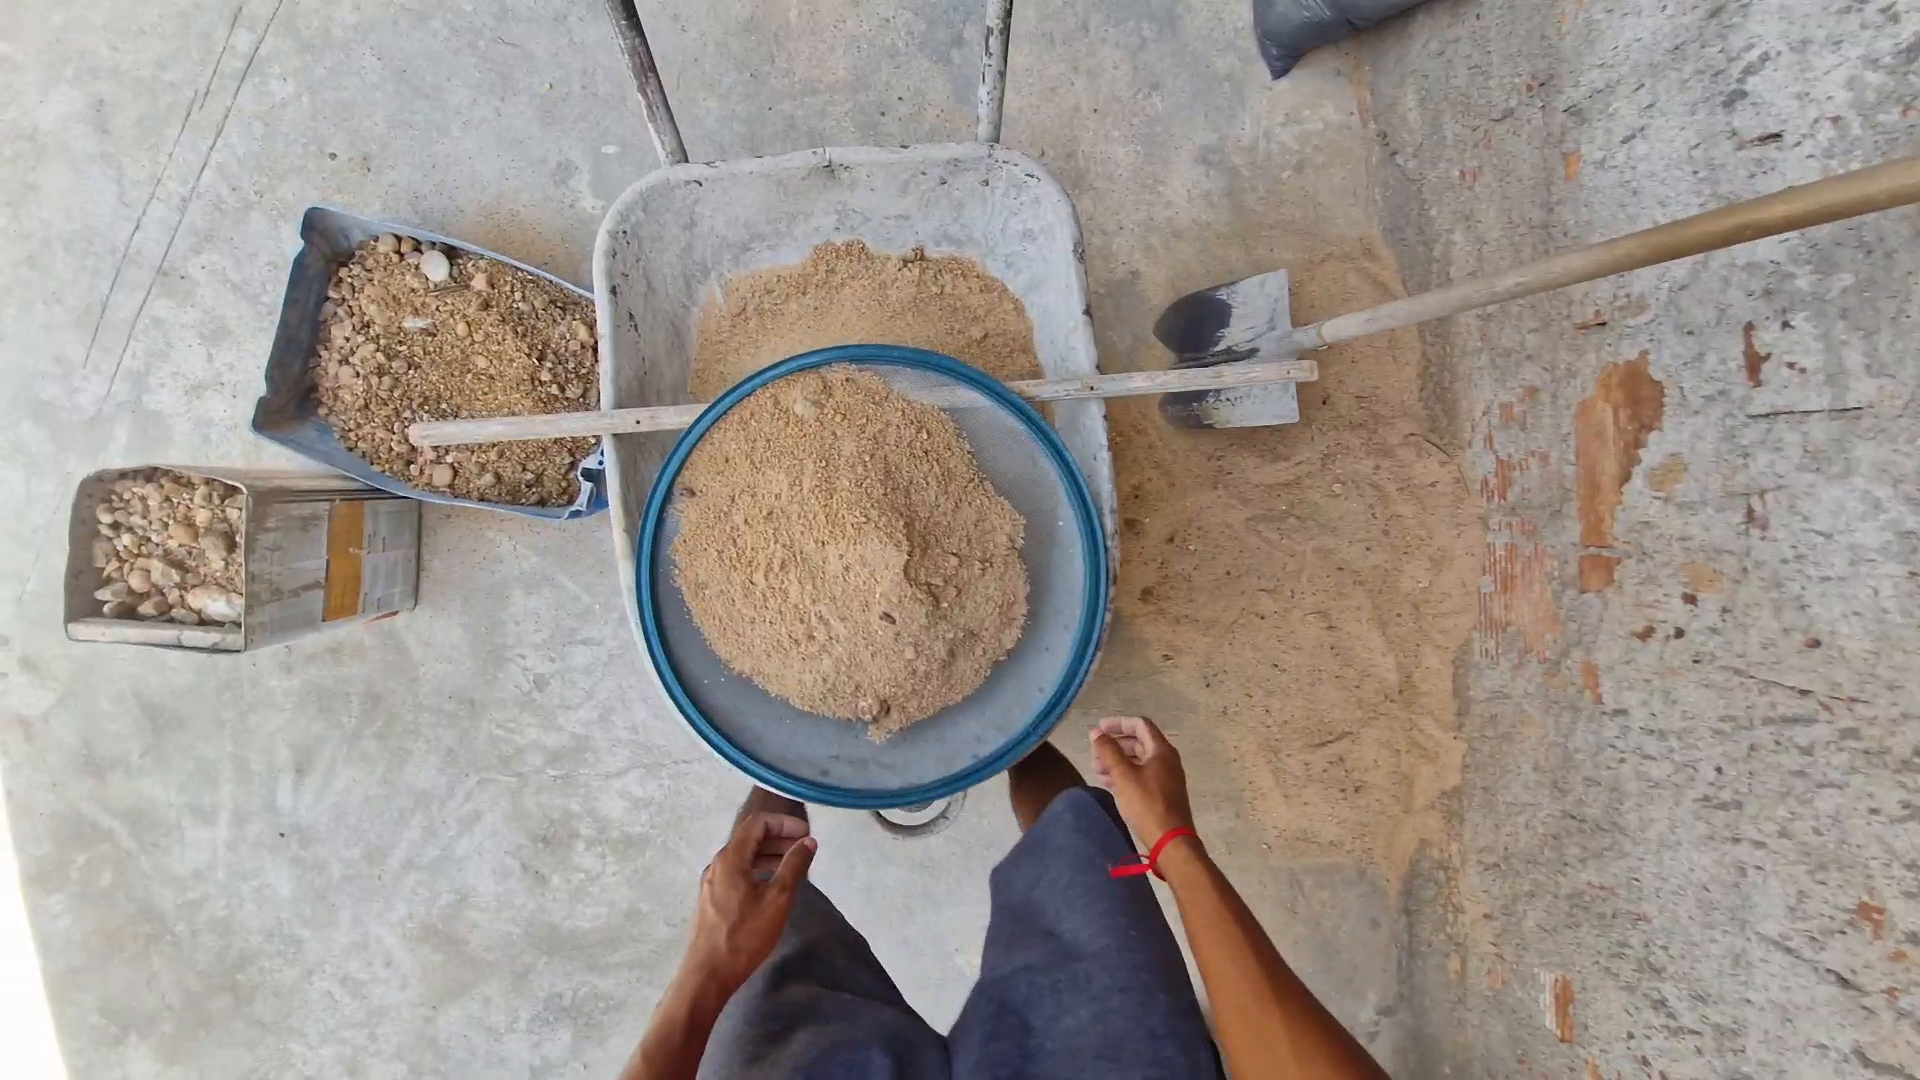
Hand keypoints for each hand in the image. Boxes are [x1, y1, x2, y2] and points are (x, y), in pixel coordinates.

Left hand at [682, 812, 815, 994]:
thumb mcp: (778, 898)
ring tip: (793, 865)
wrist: (707, 977)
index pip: (758, 822)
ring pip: (744, 856)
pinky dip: (758, 869)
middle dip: (779, 837)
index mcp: (731, 858)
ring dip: (770, 854)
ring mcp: (712, 883)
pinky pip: (738, 872)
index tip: (806, 834)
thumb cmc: (745, 935)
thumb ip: (795, 864)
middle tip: (804, 847)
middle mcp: (718, 865)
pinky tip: (772, 886)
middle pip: (750, 837)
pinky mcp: (712, 900)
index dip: (784, 823)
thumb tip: (808, 841)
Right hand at [1089, 715, 1195, 844]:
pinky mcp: (1162, 793)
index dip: (1118, 723)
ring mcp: (1166, 778)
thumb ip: (1108, 750)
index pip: (1140, 724)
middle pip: (1138, 742)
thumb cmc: (1147, 804)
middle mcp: (1166, 760)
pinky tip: (1109, 783)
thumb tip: (1096, 732)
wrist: (1171, 842)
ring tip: (1097, 769)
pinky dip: (1124, 774)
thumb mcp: (1123, 775)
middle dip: (1115, 745)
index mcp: (1161, 750)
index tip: (1099, 729)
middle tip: (1095, 753)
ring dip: (1117, 761)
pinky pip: (1141, 775)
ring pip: (1138, 760)